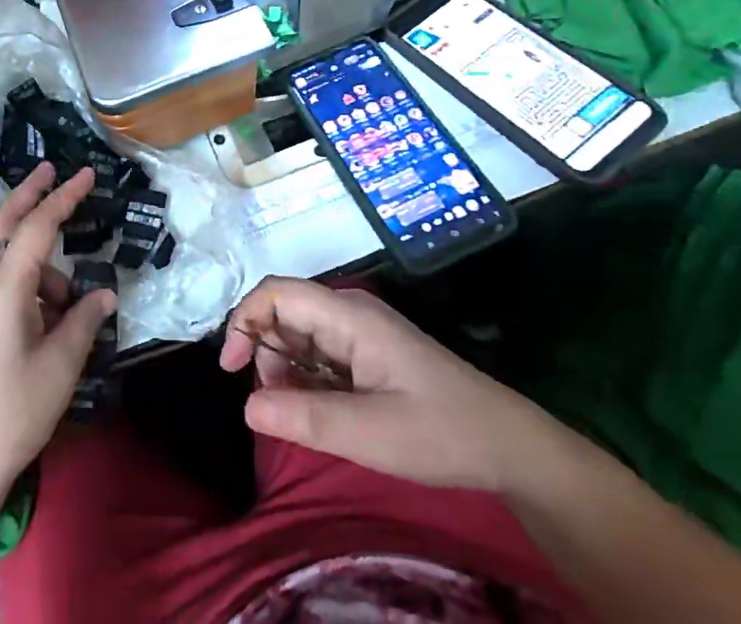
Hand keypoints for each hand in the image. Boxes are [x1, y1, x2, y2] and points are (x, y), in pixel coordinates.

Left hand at [0, 162, 117, 509]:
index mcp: (5, 286)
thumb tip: (103, 293)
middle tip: (51, 172)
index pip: (39, 226)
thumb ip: (85, 319)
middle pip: (4, 225)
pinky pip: (3, 287)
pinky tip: (53, 323)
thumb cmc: (14, 408)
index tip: (87, 173)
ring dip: (42, 266)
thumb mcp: (62, 363)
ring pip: (7, 261)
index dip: (64, 196)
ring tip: (75, 306)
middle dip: (29, 195)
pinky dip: (30, 287)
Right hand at [218, 277, 563, 492]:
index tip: (232, 370)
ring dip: (285, 373)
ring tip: (305, 417)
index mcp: (349, 316)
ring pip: (299, 337)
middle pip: (284, 313)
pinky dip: (306, 382)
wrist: (508, 447)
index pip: (277, 294)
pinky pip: (319, 357)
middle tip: (279, 407)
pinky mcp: (367, 354)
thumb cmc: (441, 433)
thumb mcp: (370, 434)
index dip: (244, 321)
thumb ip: (305, 419)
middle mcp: (349, 314)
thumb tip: (245, 407)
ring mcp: (359, 334)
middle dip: (265, 355)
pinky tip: (323, 413)